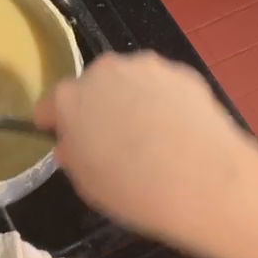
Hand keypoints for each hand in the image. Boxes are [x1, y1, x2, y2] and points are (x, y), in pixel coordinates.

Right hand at [35, 51, 257, 243]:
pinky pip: (163, 87)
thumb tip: (75, 144)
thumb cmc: (135, 190)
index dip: (57, 125)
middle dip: (97, 108)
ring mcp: (144, 67)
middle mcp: (102, 71)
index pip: (50, 106)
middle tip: (115, 142)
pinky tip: (181, 133)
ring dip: (132, 101)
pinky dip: (166, 103)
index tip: (68, 142)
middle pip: (91, 87)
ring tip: (155, 137)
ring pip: (129, 82)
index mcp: (69, 98)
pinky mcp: (181, 73)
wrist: (208, 182)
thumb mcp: (87, 184)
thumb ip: (74, 155)